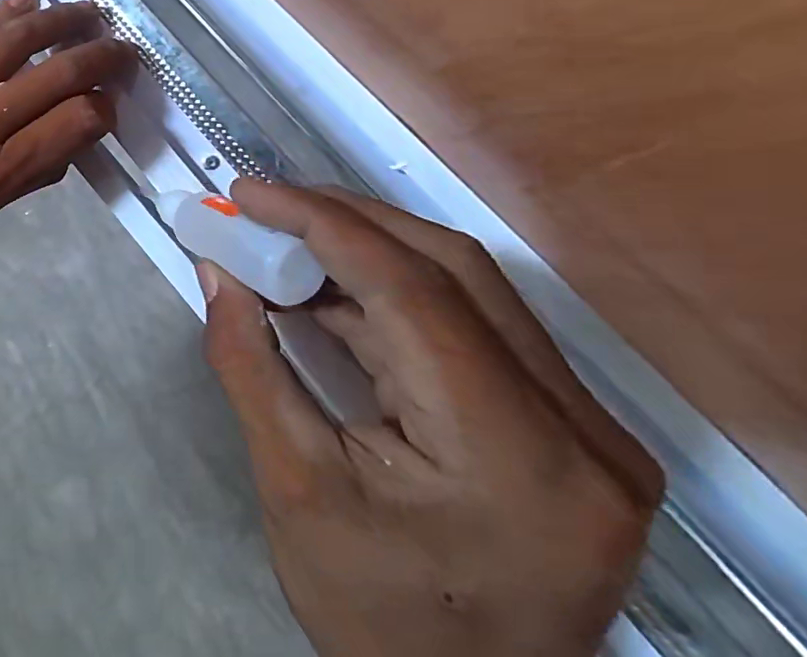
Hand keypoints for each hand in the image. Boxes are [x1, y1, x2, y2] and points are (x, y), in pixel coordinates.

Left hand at [0, 0, 137, 255]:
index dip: (104, 108)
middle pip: (56, 75)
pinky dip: (8, 16)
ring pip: (18, 40)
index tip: (109, 102)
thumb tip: (80, 127)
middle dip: (102, 57)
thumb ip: (38, 169)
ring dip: (63, 20)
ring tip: (90, 13)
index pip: (73, 123)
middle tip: (122, 50)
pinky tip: (31, 3)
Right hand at [202, 181, 662, 656]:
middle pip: (452, 269)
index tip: (248, 193)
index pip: (413, 291)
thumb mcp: (294, 489)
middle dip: (344, 221)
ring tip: (284, 244)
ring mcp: (590, 425)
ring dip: (365, 251)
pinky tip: (329, 294)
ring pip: (466, 287)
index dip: (321, 223)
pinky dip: (389, 295)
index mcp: (514, 453)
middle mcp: (581, 427)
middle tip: (263, 208)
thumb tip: (216, 271)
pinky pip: (469, 324)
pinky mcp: (571, 426)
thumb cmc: (377, 618)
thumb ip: (251, 366)